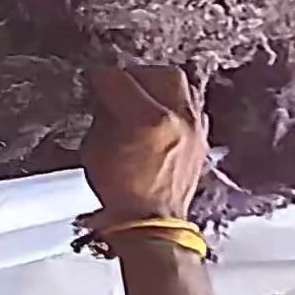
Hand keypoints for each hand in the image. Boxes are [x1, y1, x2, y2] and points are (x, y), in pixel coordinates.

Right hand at [81, 67, 208, 225]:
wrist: (151, 221)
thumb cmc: (117, 189)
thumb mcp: (95, 149)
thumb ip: (103, 117)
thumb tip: (106, 96)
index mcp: (147, 121)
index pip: (119, 80)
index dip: (99, 77)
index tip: (91, 77)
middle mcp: (178, 118)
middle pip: (159, 73)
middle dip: (133, 74)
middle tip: (116, 83)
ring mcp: (196, 127)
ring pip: (180, 85)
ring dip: (155, 84)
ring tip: (136, 94)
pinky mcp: (203, 136)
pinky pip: (189, 104)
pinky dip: (170, 101)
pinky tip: (154, 111)